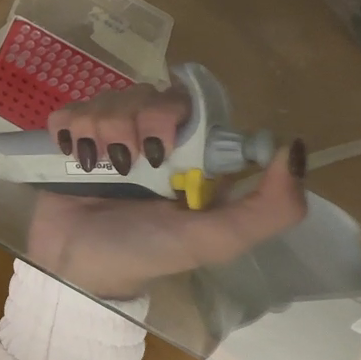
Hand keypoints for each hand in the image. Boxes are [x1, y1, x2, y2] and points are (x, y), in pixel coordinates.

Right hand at [34, 85, 308, 298]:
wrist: (72, 264)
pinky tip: (73, 155)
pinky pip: (68, 112)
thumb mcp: (214, 240)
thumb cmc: (142, 253)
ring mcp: (106, 140)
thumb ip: (268, 209)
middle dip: (137, 122)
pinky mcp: (67, 142)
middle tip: (131, 160)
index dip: (181, 114)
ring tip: (95, 165)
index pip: (194, 107)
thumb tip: (293, 148)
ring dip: (100, 128)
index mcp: (189, 160)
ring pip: (108, 100)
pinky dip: (68, 129)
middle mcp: (150, 143)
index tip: (169, 143)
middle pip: (148, 95)